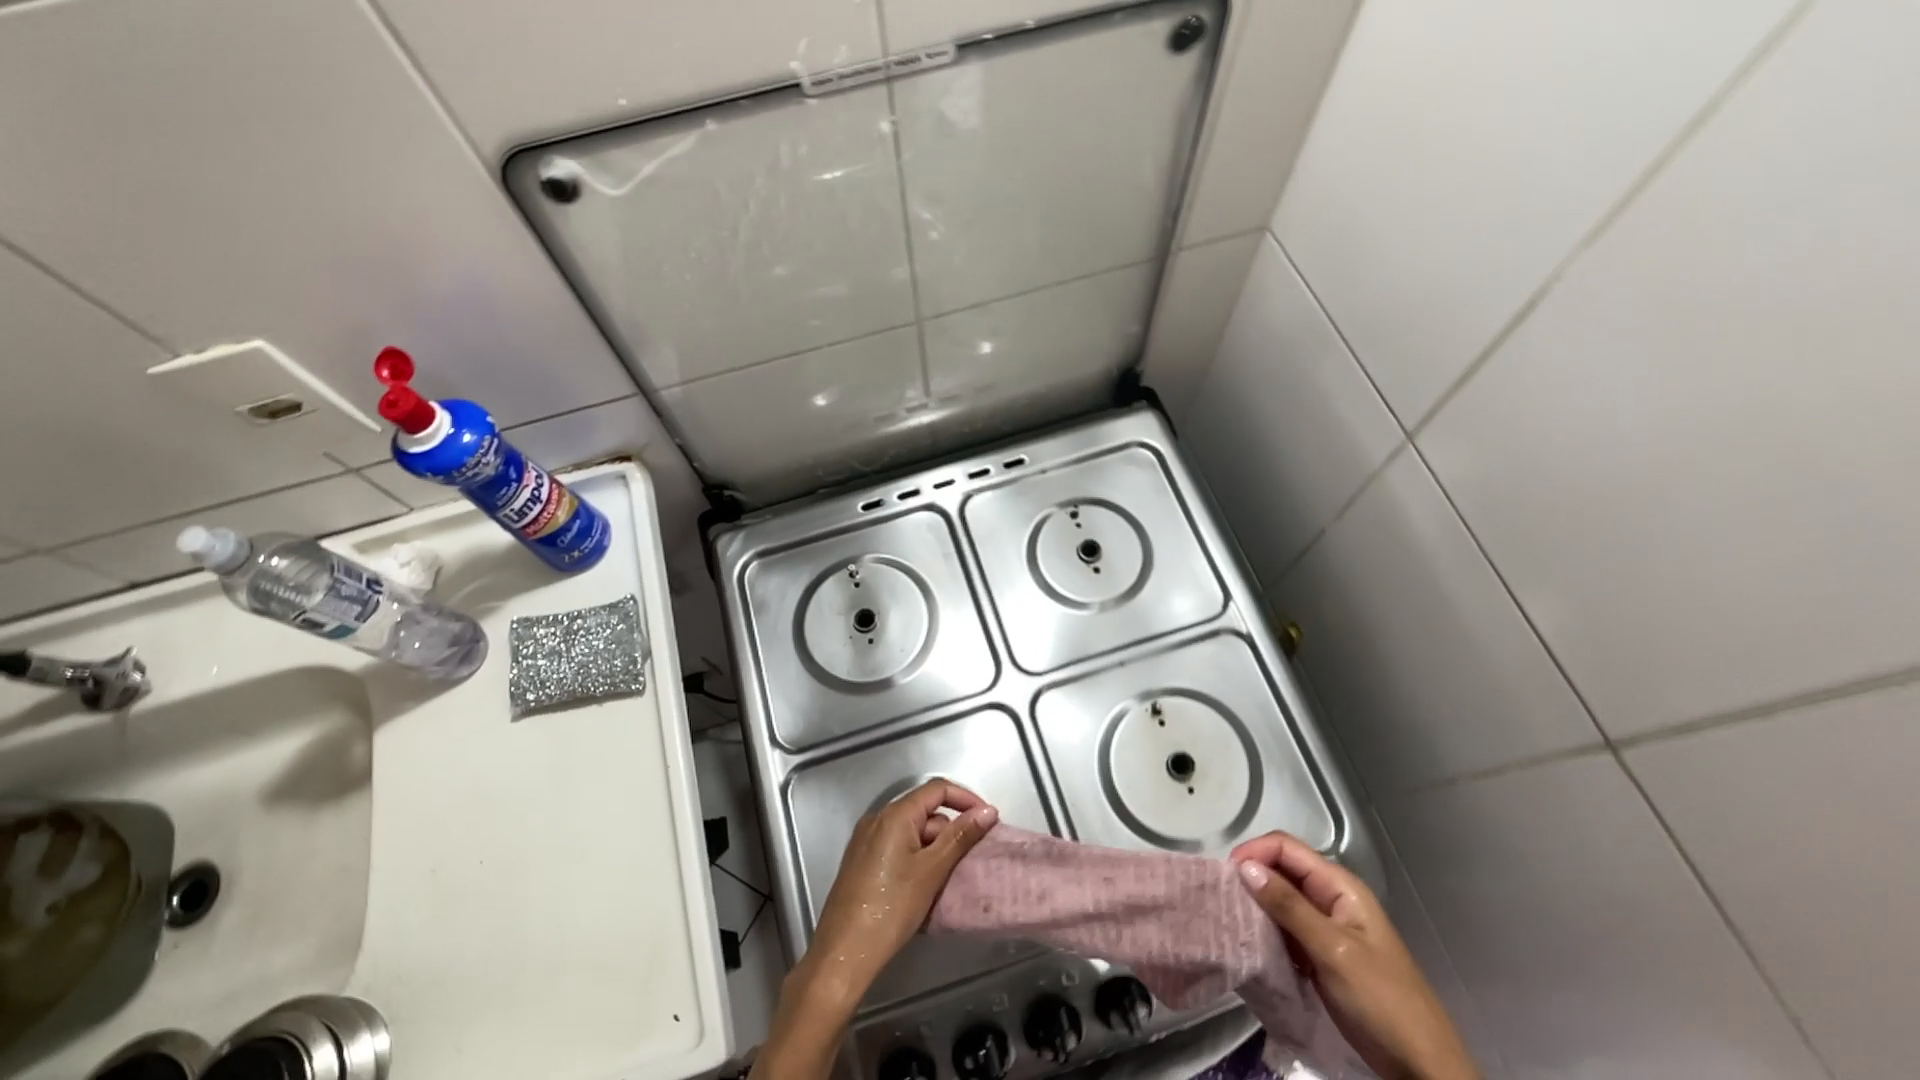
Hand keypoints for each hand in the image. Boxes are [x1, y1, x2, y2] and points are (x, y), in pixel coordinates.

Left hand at [757, 780, 997, 1079]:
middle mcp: (877, 820)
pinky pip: (898, 849)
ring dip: (936, 848)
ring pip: (912, 833)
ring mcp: (866, 841)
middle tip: (971, 859)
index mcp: (894, 815)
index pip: (937, 789)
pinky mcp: (862, 863)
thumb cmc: (892, 908)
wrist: (845, 952)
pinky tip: (928, 886)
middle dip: (951, 830)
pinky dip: (918, 859)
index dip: (966, 799)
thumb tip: (988, 811)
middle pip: (924, 811)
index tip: (988, 821)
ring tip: (952, 877)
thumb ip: (960, 837)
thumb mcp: (932, 870)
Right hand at [1233, 832, 1478, 1079]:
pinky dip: (1265, 930)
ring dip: (1255, 905)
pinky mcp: (1319, 953)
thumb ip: (1289, 907)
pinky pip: (1284, 929)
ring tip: (1228, 920)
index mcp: (1340, 886)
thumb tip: (1244, 867)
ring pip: (1280, 899)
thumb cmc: (1381, 999)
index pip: (1287, 848)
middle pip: (1282, 869)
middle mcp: (1331, 898)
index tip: (1224, 877)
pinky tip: (1248, 943)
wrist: (1418, 1061)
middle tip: (1221, 900)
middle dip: (1250, 877)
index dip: (1254, 853)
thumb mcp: (1332, 950)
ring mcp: (1326, 927)